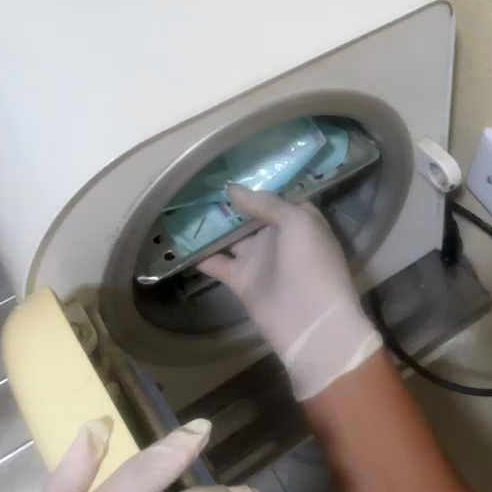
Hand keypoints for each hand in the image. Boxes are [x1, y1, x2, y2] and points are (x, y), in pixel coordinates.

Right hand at [197, 184, 382, 400]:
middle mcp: (278, 237)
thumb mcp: (296, 222)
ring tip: (184, 206)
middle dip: (229, 202)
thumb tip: (234, 189)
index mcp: (299, 220)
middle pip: (250, 215)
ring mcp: (259, 259)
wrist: (311, 322)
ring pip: (231, 237)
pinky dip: (201, 255)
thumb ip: (266, 204)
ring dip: (212, 226)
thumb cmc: (311, 263)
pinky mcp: (242, 281)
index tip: (228, 170)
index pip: (275, 197)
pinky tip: (180, 241)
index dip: (255, 184)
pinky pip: (218, 263)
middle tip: (198, 185)